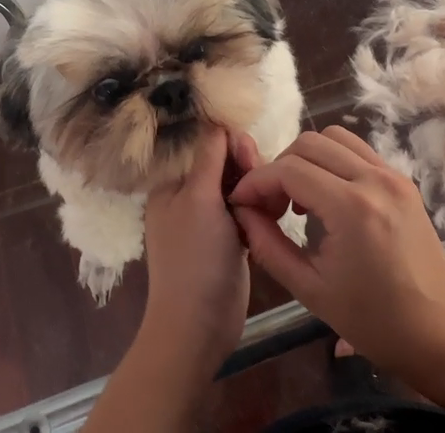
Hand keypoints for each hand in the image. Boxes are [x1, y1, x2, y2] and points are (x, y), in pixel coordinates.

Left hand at [138, 126, 252, 372]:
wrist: (199, 323)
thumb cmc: (194, 257)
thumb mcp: (199, 198)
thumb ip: (209, 157)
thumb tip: (215, 120)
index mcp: (171, 184)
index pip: (200, 146)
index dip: (225, 141)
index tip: (247, 148)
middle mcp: (187, 198)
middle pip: (222, 164)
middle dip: (244, 164)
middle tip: (261, 175)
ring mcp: (209, 220)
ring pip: (238, 186)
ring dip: (255, 186)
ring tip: (270, 195)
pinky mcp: (228, 239)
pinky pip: (246, 210)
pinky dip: (259, 208)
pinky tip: (274, 210)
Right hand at [228, 126, 444, 381]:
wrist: (440, 333)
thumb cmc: (373, 321)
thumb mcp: (310, 289)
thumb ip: (268, 245)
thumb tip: (241, 213)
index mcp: (352, 208)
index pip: (289, 170)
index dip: (257, 182)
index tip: (240, 203)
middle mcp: (374, 180)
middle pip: (309, 143)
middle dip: (279, 168)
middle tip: (269, 205)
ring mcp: (393, 176)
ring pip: (335, 138)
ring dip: (307, 159)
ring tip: (298, 199)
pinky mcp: (403, 181)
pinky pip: (357, 152)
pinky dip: (332, 163)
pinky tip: (326, 199)